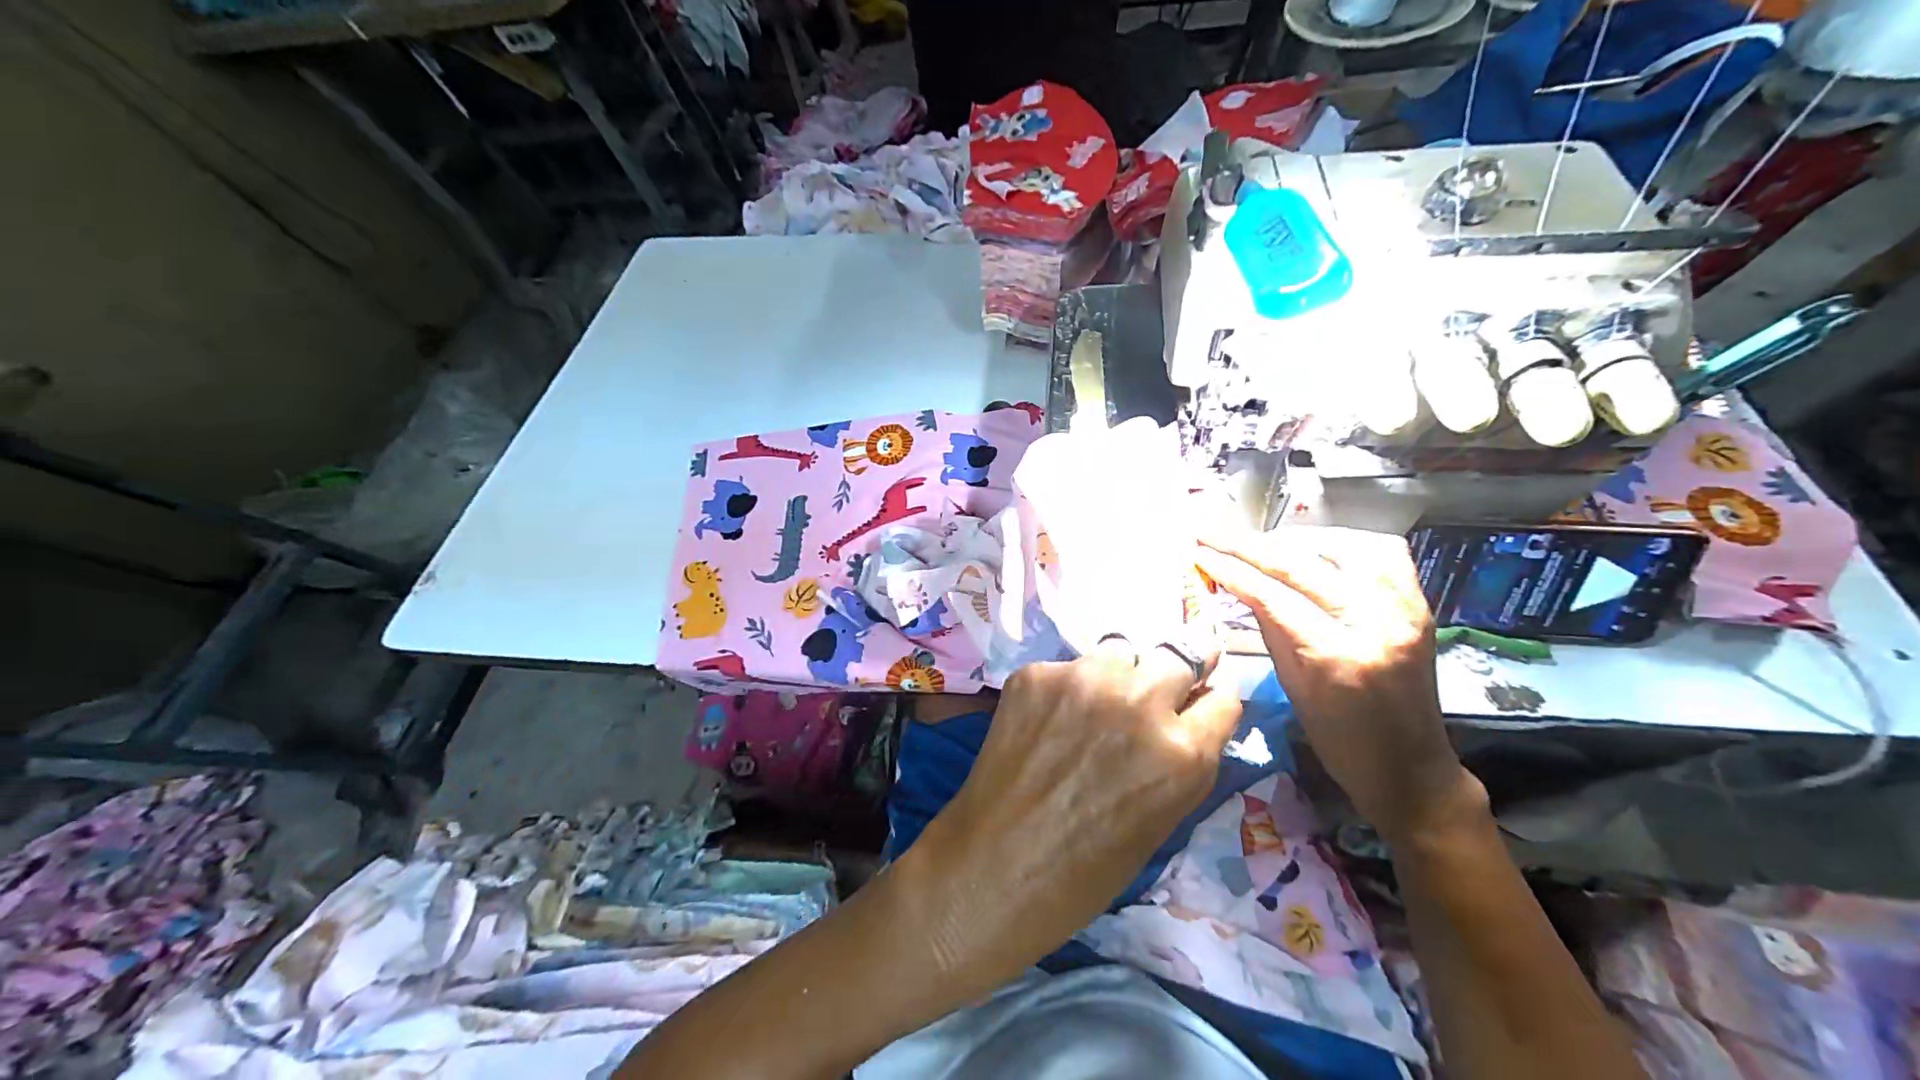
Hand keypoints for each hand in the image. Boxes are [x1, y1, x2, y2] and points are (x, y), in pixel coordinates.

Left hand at [906, 639, 1241, 980]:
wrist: (995, 866)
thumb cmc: (1086, 870)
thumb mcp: (1163, 819)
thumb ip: (1182, 760)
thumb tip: (1190, 720)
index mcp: (1183, 751)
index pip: (1224, 699)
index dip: (1210, 705)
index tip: (1198, 707)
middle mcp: (1140, 702)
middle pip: (1181, 653)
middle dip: (1176, 672)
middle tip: (1156, 689)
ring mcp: (1084, 680)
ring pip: (1120, 651)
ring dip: (1118, 673)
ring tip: (1095, 705)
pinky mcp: (1037, 673)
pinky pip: (1067, 667)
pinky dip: (1066, 688)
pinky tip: (1048, 720)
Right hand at [1195, 526, 1478, 840]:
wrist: (1411, 769)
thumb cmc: (1342, 742)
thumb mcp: (1292, 687)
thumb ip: (1269, 628)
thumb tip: (1239, 585)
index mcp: (1337, 655)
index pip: (1272, 595)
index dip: (1230, 569)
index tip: (1199, 551)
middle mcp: (1376, 622)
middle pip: (1301, 563)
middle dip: (1248, 545)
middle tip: (1211, 533)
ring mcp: (1404, 608)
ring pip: (1342, 546)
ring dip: (1293, 540)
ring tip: (1260, 544)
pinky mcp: (1419, 603)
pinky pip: (1382, 552)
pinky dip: (1343, 543)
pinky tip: (1317, 548)